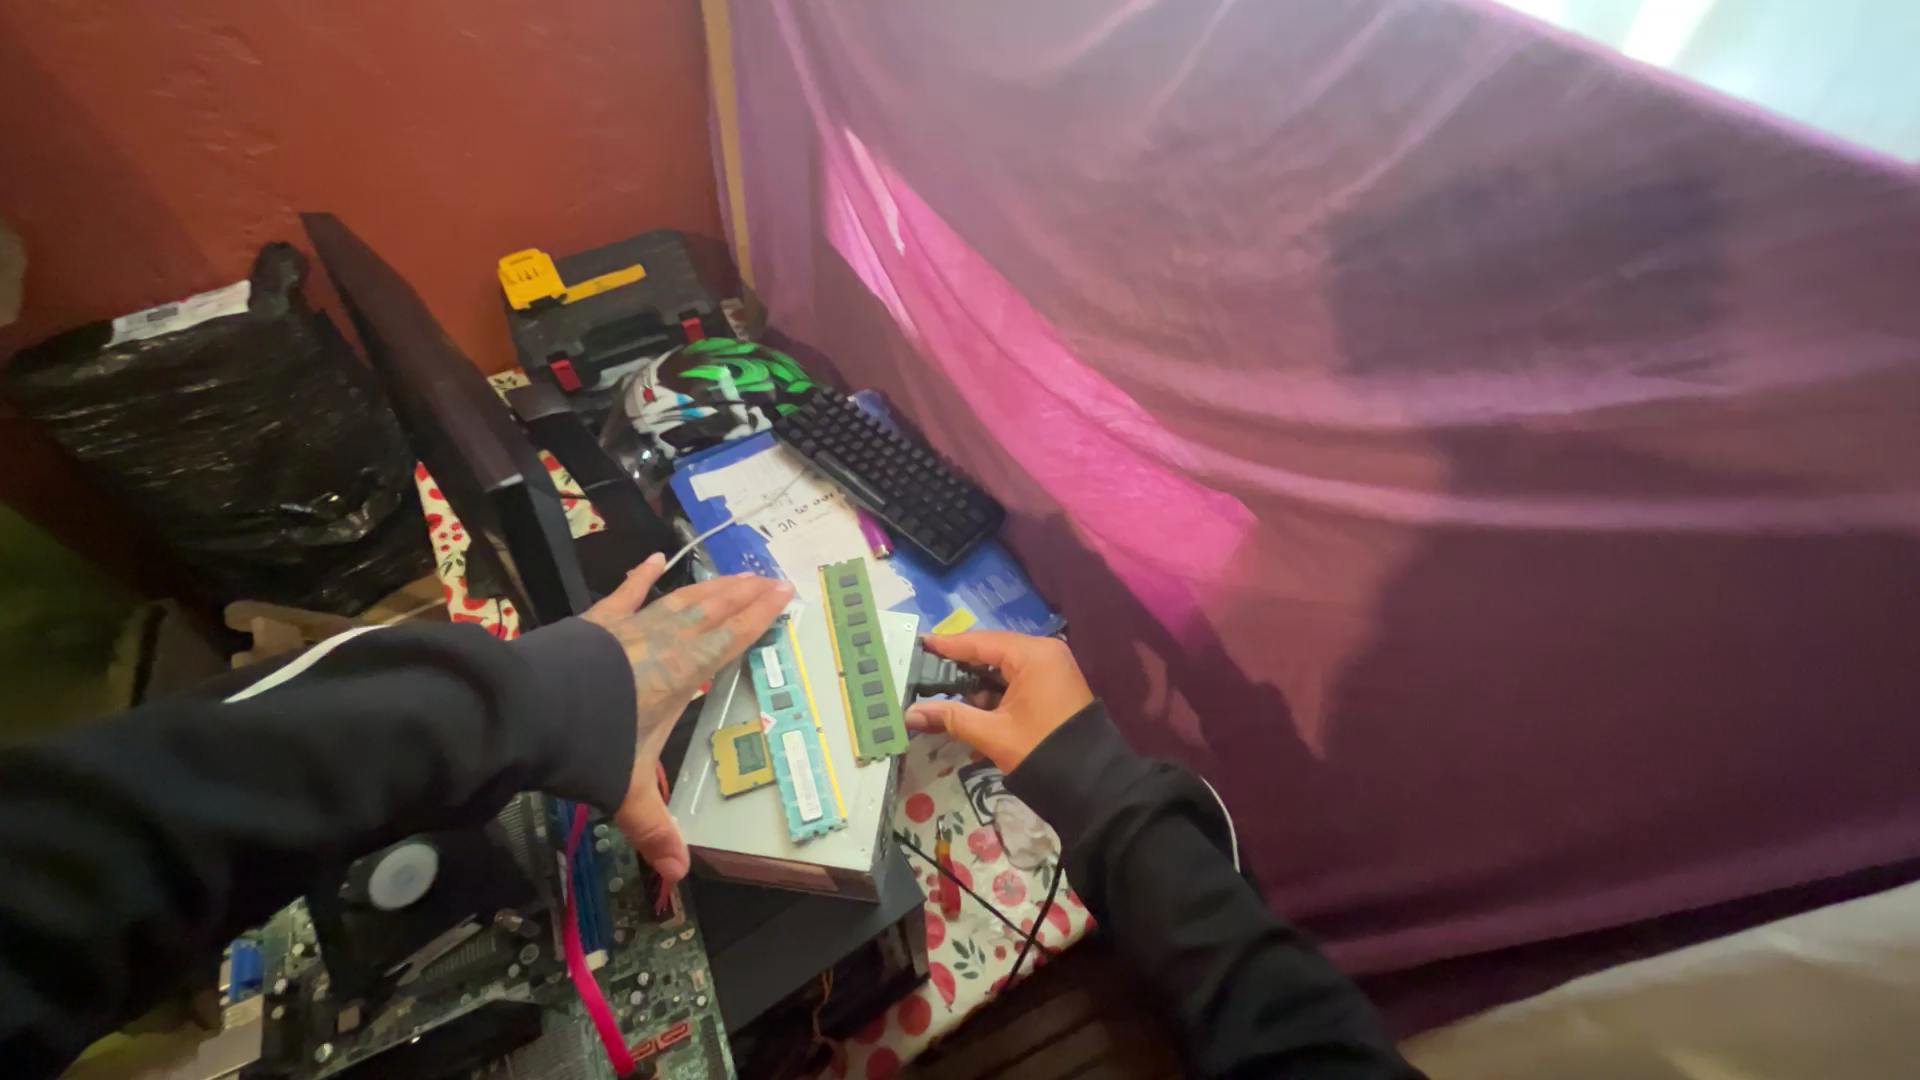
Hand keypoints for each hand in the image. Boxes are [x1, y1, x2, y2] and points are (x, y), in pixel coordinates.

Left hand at [583, 554, 792, 883]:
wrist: (526, 711)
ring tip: (738, 573)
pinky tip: (655, 557)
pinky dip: (641, 575)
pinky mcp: (600, 621)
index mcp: (683, 673)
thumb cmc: (589, 745)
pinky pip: (626, 593)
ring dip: (713, 584)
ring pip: (683, 597)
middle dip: (747, 593)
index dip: (761, 614)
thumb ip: (655, 828)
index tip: (785, 591)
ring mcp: (632, 626)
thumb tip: (679, 878)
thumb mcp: (627, 791)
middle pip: (715, 609)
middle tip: (772, 577)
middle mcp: (666, 641)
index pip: (732, 637)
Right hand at [903, 631, 1092, 771]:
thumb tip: (910, 713)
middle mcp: (1043, 651)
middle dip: (959, 665)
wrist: (1092, 783)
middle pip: (991, 651)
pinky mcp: (1054, 684)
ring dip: (976, 680)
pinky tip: (971, 702)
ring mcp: (1052, 666)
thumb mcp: (992, 733)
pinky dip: (994, 688)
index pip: (979, 642)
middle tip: (925, 671)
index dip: (947, 645)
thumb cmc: (1040, 750)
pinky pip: (1017, 676)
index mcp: (1032, 654)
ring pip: (1003, 665)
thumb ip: (950, 717)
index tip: (919, 644)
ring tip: (942, 690)